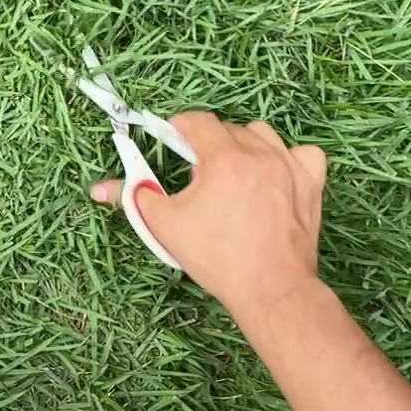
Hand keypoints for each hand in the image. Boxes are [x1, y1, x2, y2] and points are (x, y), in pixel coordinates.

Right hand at [90, 112, 327, 312]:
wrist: (271, 288)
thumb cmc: (215, 256)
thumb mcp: (165, 225)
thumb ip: (133, 197)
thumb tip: (98, 188)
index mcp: (223, 159)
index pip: (197, 121)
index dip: (178, 126)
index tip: (168, 138)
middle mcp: (260, 155)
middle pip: (227, 128)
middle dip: (206, 141)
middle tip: (194, 171)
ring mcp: (291, 168)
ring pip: (263, 134)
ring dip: (243, 144)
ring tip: (231, 170)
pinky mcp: (312, 185)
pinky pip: (304, 154)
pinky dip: (288, 158)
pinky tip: (273, 175)